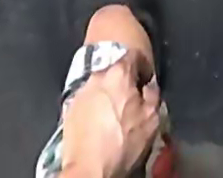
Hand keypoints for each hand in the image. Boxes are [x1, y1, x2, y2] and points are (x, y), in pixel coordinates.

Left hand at [59, 59, 162, 177]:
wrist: (87, 172)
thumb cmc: (122, 144)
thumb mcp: (152, 119)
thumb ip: (153, 94)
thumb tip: (148, 87)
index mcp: (119, 72)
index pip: (135, 55)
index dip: (144, 66)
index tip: (146, 81)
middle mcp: (97, 76)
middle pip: (116, 71)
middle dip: (125, 83)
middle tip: (131, 102)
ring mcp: (80, 93)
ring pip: (100, 86)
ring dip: (108, 95)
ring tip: (113, 116)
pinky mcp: (68, 110)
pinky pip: (87, 101)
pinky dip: (94, 108)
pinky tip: (99, 125)